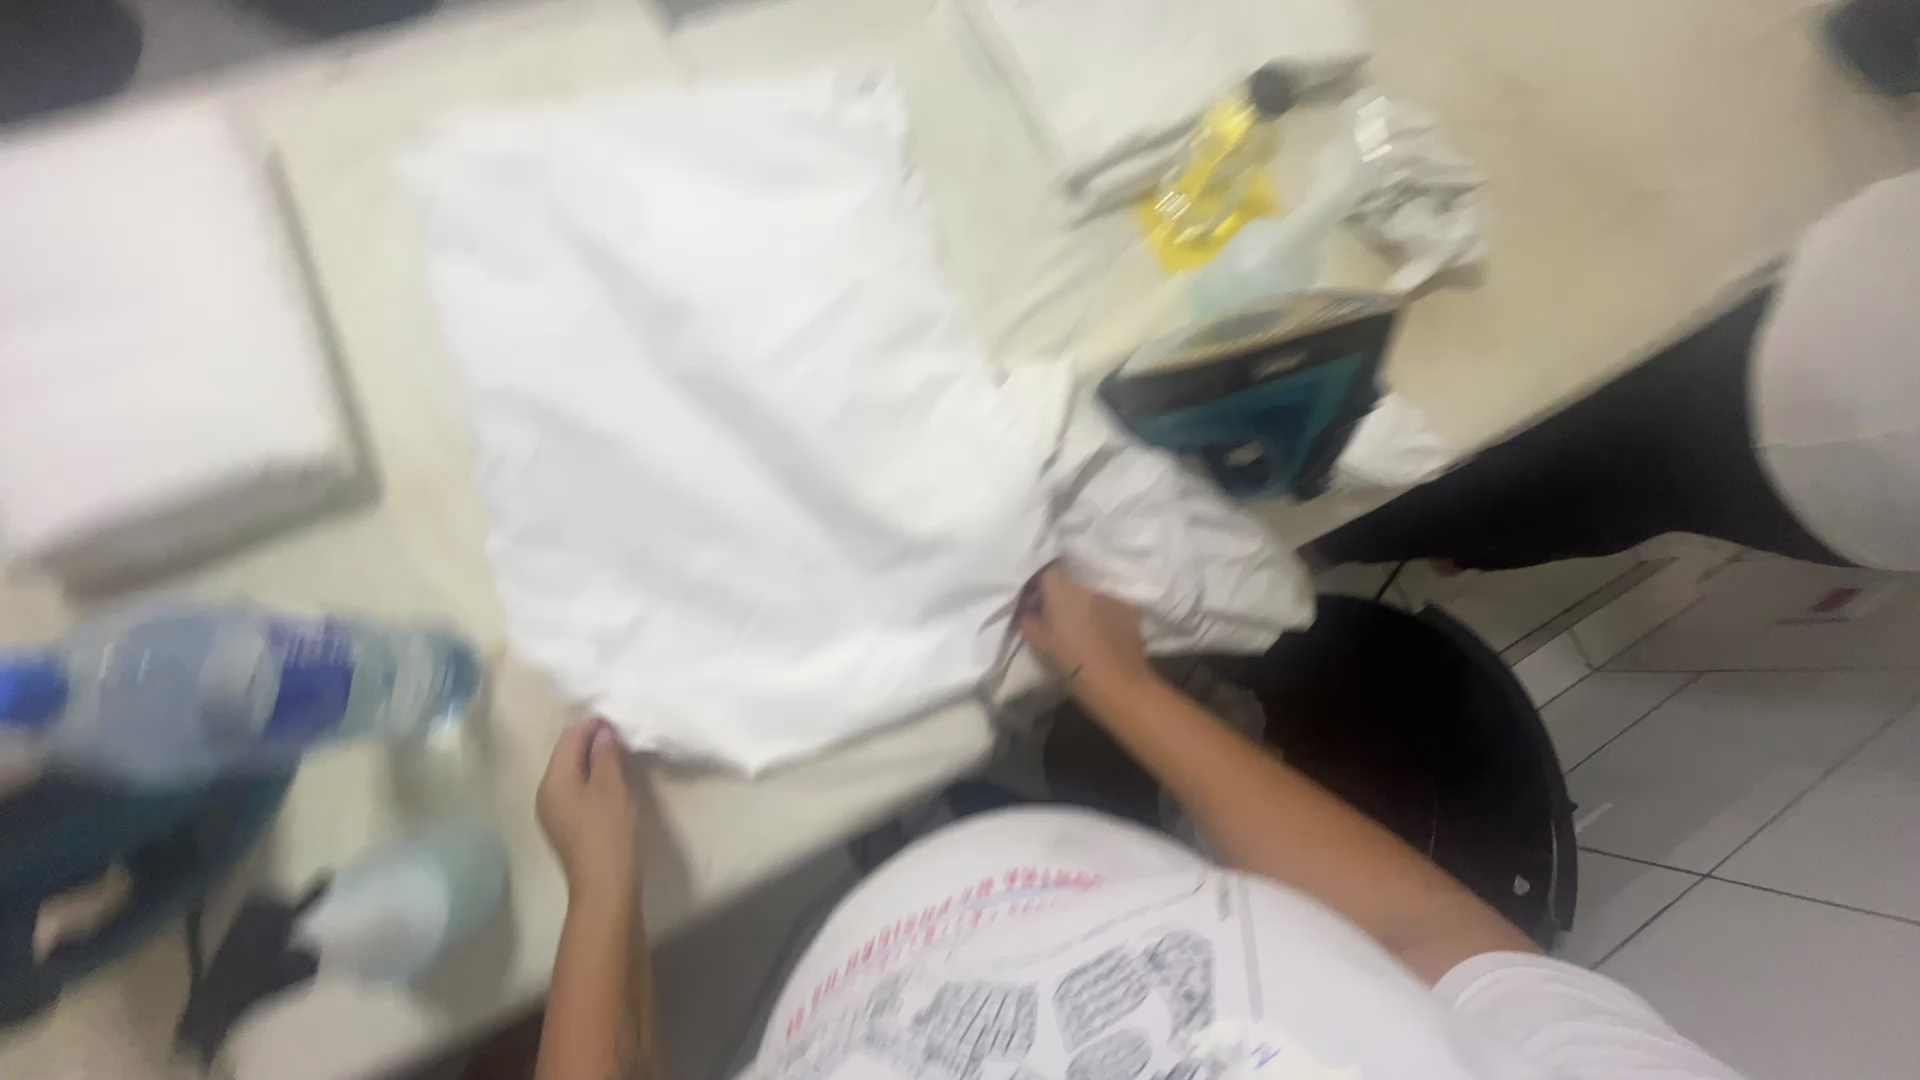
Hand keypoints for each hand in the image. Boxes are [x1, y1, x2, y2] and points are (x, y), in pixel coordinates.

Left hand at [538, 718, 640, 904]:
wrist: (604, 881)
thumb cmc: (608, 829)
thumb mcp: (612, 785)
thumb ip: (606, 754)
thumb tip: (603, 732)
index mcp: (553, 779)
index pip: (569, 739)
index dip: (592, 725)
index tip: (618, 719)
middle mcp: (545, 792)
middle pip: (567, 755)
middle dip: (592, 741)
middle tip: (622, 735)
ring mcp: (553, 810)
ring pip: (572, 772)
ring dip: (593, 760)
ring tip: (621, 755)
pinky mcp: (565, 824)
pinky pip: (575, 788)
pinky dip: (592, 778)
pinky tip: (611, 781)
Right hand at [1016, 564, 1152, 689]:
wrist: (1115, 681)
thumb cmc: (1071, 660)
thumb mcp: (1038, 642)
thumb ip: (1028, 619)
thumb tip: (1027, 609)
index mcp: (1062, 589)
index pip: (1047, 567)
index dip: (1040, 576)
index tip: (1036, 591)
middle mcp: (1087, 584)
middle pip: (1071, 576)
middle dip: (1063, 588)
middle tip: (1057, 606)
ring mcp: (1111, 593)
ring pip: (1091, 588)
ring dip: (1084, 598)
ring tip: (1081, 618)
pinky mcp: (1129, 607)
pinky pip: (1110, 600)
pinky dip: (1103, 608)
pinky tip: (1101, 626)